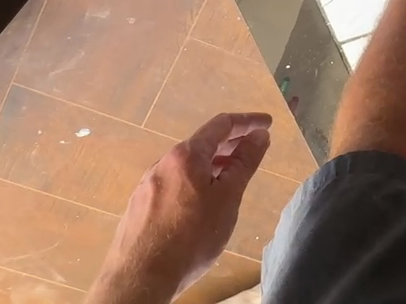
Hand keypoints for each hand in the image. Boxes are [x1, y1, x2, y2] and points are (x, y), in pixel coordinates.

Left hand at [87, 112, 272, 303]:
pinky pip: (172, 184)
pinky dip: (193, 183)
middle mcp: (163, 163)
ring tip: (229, 179)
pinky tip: (199, 205)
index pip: (222, 125)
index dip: (248, 121)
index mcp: (186, 155)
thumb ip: (245, 162)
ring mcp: (147, 186)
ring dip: (211, 165)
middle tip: (252, 150)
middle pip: (202, 144)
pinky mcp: (138, 208)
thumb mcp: (228, 197)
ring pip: (186, 166)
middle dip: (230, 144)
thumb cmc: (191, 237)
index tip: (267, 124)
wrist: (138, 282)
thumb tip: (259, 135)